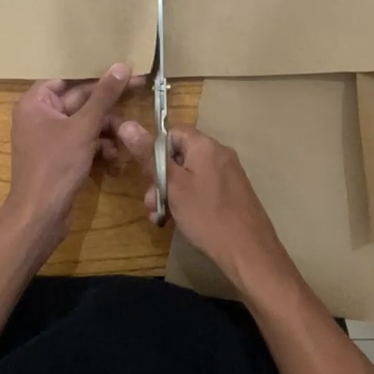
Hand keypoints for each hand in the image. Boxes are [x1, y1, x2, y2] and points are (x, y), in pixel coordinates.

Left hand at [4, 66, 132, 241]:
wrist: (40, 215)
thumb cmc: (56, 165)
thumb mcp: (84, 127)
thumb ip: (104, 96)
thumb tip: (121, 66)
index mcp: (35, 102)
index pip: (67, 77)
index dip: (95, 73)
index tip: (122, 68)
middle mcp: (39, 116)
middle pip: (79, 99)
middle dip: (107, 105)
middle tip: (138, 89)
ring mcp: (50, 137)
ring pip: (85, 121)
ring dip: (106, 127)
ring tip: (126, 133)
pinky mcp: (60, 156)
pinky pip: (83, 140)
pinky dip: (99, 144)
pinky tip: (114, 154)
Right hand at [114, 120, 292, 292]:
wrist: (247, 249)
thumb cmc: (206, 214)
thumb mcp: (172, 186)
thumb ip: (149, 157)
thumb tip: (126, 124)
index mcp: (205, 145)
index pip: (174, 133)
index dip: (156, 151)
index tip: (147, 175)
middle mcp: (219, 153)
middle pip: (180, 156)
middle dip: (160, 179)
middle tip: (152, 204)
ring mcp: (228, 173)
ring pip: (190, 176)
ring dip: (171, 194)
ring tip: (161, 217)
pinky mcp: (232, 192)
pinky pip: (203, 188)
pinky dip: (188, 200)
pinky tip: (178, 221)